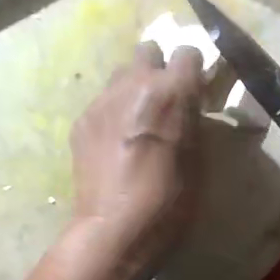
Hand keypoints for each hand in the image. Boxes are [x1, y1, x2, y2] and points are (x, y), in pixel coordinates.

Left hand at [61, 42, 204, 279]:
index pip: (187, 51)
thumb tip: (187, 105)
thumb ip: (191, 119)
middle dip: (157, 69)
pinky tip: (114, 145)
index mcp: (172, 92)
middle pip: (147, 51)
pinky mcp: (81, 121)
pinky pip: (101, 103)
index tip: (194, 89)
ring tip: (135, 122)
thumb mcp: (198, 158)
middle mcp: (134, 85)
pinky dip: (111, 114)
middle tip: (162, 100)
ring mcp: (102, 101)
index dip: (192, 70)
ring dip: (132, 89)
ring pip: (120, 76)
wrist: (114, 228)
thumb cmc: (169, 202)